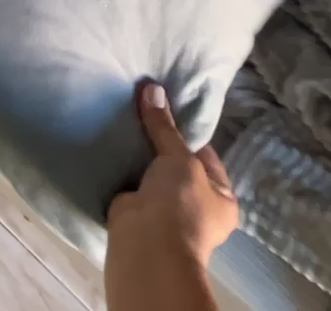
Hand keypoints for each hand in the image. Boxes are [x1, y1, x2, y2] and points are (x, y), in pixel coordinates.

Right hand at [104, 82, 239, 310]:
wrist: (148, 243)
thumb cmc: (180, 203)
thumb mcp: (179, 158)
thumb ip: (164, 126)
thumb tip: (152, 87)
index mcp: (221, 196)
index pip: (204, 153)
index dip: (184, 128)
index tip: (163, 104)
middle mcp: (196, 202)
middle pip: (175, 160)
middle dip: (157, 137)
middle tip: (139, 104)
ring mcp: (165, 207)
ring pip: (151, 168)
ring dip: (138, 150)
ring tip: (120, 115)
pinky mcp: (137, 206)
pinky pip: (130, 177)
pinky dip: (121, 162)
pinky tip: (109, 139)